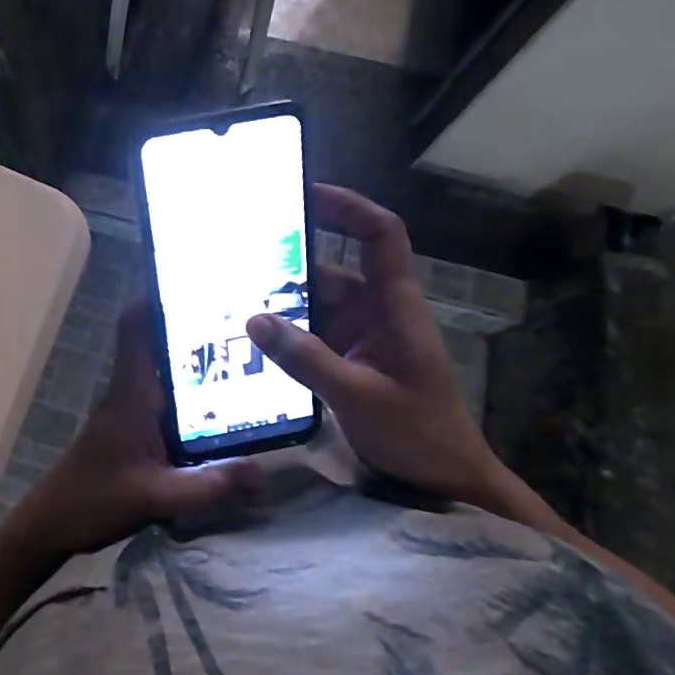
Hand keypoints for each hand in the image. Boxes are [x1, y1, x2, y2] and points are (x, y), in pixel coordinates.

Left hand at [0, 301, 262, 561]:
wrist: (49, 526)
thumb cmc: (91, 501)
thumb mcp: (153, 497)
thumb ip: (205, 487)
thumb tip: (262, 473)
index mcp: (132, 394)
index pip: (136, 328)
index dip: (157, 296)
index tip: (191, 276)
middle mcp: (133, 394)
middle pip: (160, 344)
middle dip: (194, 326)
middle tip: (241, 315)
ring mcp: (133, 413)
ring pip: (167, 372)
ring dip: (197, 361)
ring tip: (246, 352)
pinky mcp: (137, 434)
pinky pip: (171, 402)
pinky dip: (196, 396)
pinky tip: (227, 408)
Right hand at [244, 184, 514, 511]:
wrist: (445, 480)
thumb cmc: (418, 432)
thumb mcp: (359, 395)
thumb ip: (306, 359)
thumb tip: (254, 319)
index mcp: (395, 304)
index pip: (380, 236)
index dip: (350, 207)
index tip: (305, 193)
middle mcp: (377, 311)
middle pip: (330, 271)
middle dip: (287, 265)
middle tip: (235, 257)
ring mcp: (361, 338)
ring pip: (315, 306)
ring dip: (280, 304)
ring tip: (229, 297)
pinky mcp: (348, 362)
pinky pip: (311, 337)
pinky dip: (284, 336)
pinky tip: (248, 339)